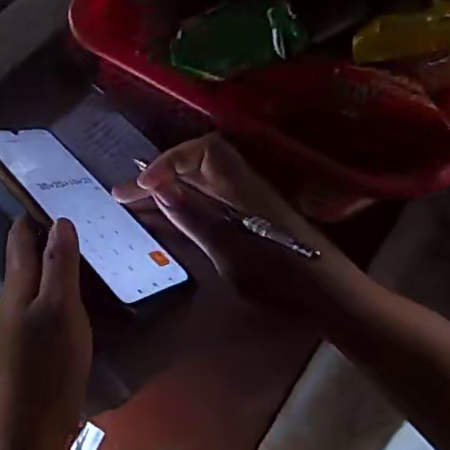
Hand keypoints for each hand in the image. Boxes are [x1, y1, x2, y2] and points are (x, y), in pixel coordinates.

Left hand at [0, 217, 93, 449]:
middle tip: (87, 215)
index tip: (60, 190)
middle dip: (50, 233)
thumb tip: (58, 221)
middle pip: (28, 255)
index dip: (34, 212)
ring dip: (60, 260)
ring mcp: (25, 321)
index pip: (19, 236)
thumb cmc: (48, 362)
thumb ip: (58, 265)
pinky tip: (87, 290)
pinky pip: (50, 301)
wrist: (34, 423)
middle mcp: (15, 298)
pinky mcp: (38, 341)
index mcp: (17, 284)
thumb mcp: (59, 307)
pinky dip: (66, 286)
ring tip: (93, 246)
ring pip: (40, 279)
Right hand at [113, 134, 359, 311]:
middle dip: (157, 178)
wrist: (330, 298)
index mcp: (243, 188)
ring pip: (197, 189)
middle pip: (196, 168)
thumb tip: (159, 188)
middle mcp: (243, 190)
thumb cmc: (283, 277)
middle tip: (119, 195)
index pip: (204, 151)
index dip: (170, 161)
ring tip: (129, 205)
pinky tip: (159, 221)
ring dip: (164, 194)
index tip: (143, 185)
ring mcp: (244, 208)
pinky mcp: (245, 226)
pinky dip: (179, 211)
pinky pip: (205, 208)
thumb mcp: (231, 250)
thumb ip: (195, 218)